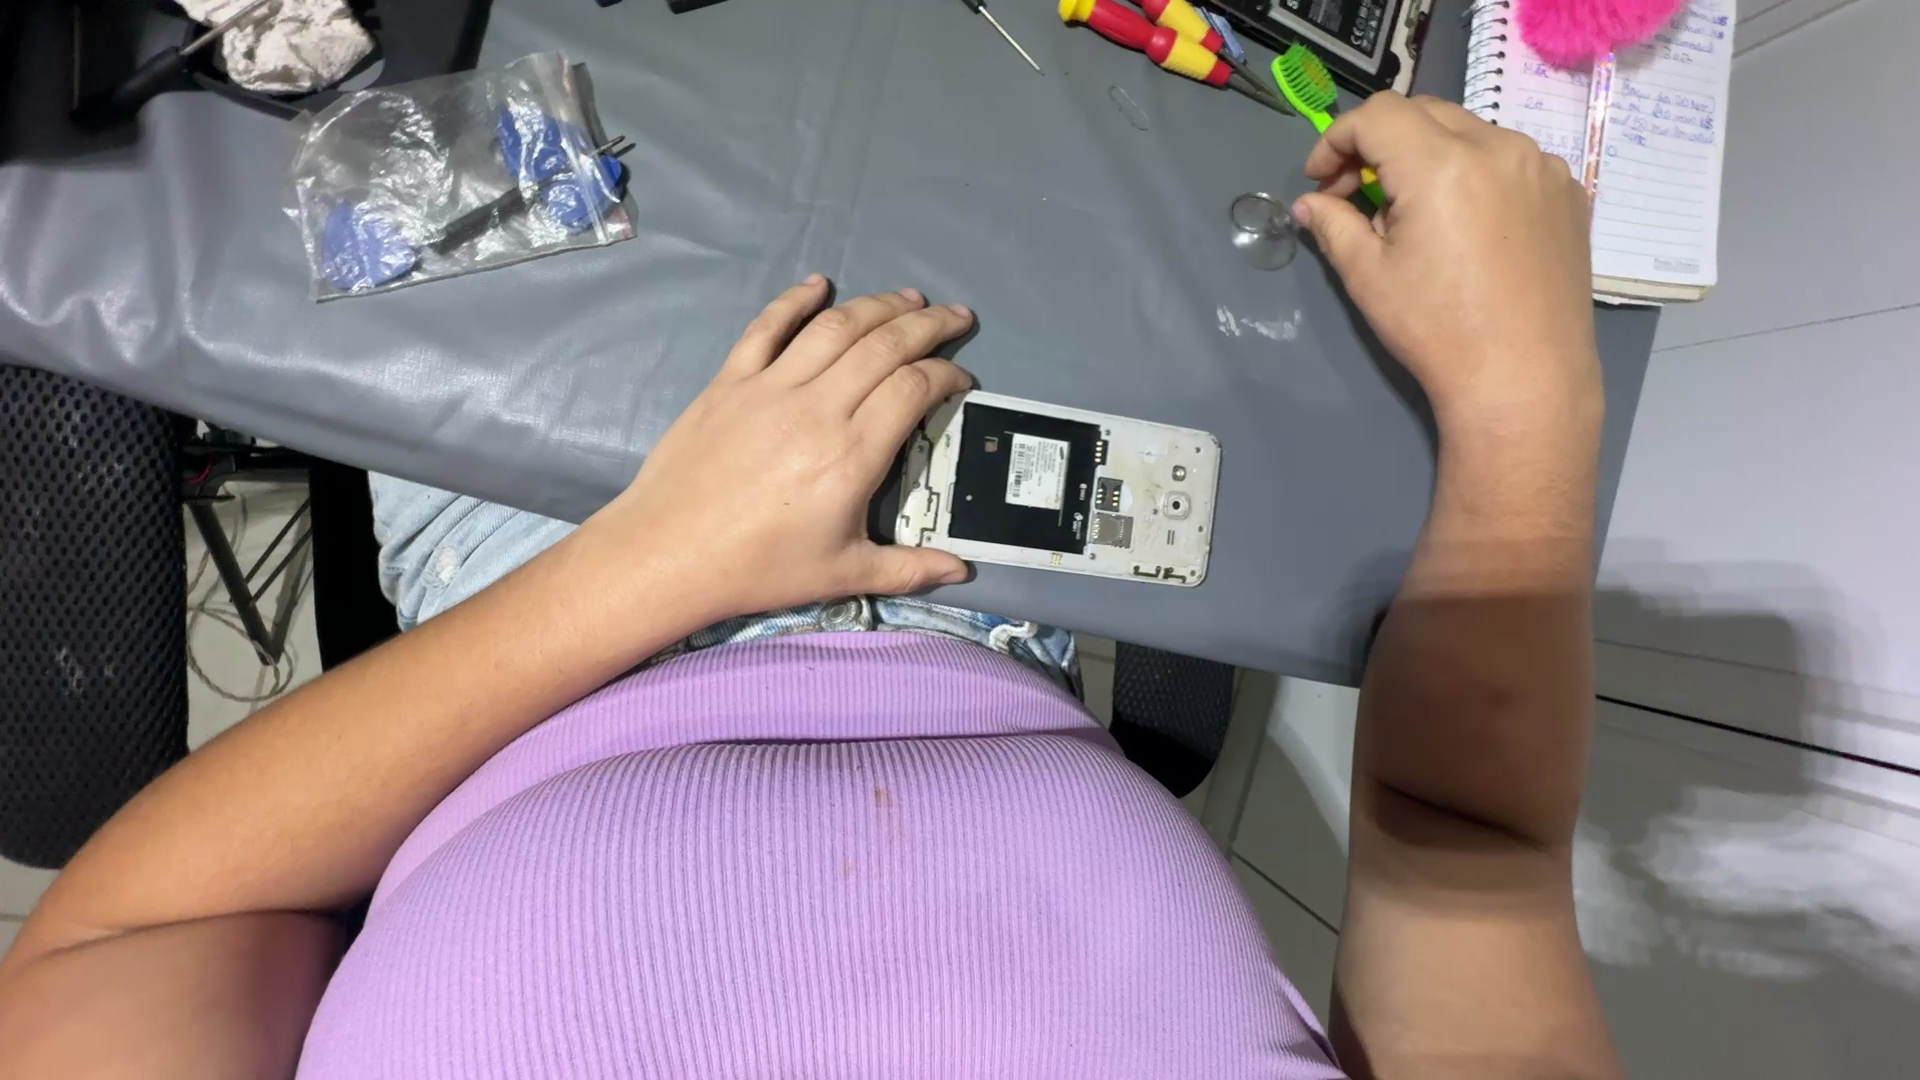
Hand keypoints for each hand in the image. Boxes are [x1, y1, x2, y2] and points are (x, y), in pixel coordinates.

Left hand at [578, 277, 974, 624]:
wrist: (669, 555)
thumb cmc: (761, 568)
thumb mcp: (844, 575)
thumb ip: (910, 569)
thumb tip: (962, 571)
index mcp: (852, 454)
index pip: (913, 388)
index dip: (946, 374)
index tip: (962, 379)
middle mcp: (817, 408)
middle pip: (884, 345)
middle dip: (929, 325)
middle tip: (956, 316)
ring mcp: (770, 387)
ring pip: (835, 328)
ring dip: (878, 305)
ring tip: (909, 298)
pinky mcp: (730, 381)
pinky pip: (767, 327)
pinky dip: (795, 301)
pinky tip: (818, 284)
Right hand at [1294, 92, 1599, 425]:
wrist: (1521, 371)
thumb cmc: (1433, 327)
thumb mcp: (1367, 277)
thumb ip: (1334, 227)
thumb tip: (1310, 204)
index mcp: (1441, 165)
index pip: (1378, 115)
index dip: (1336, 140)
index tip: (1318, 181)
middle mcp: (1498, 146)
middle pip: (1423, 114)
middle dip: (1376, 145)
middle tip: (1353, 198)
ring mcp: (1540, 164)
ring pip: (1466, 132)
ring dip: (1422, 158)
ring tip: (1408, 219)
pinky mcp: (1563, 189)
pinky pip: (1505, 159)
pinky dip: (1467, 175)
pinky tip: (1457, 227)